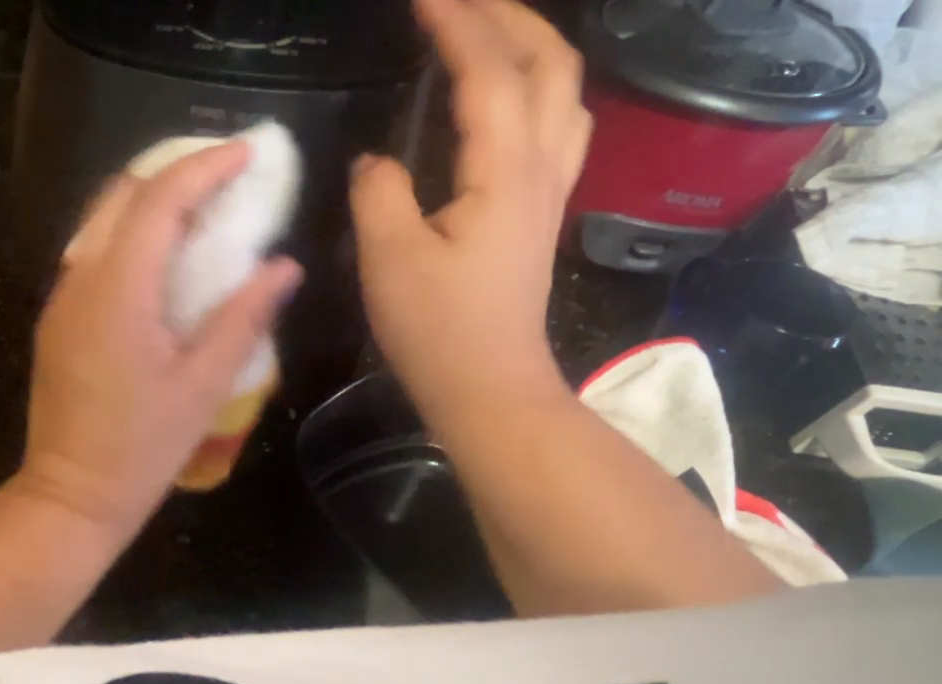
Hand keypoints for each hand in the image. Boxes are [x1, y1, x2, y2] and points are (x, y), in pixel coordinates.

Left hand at [17, 142, 303, 533]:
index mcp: (118, 290)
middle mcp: (80, 280)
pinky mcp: (57, 323)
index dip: (206, 166)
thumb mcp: (203, 387)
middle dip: (176, 174)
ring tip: (202, 213)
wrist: (71, 496)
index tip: (248, 153)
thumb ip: (242, 319)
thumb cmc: (141, 450)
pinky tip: (164, 263)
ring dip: (150, 205)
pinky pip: (93, 257)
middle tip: (228, 180)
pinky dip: (130, 240)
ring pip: (102, 224)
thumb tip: (284, 267)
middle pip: (123, 197)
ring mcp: (62, 301)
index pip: (159, 199)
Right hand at [350, 0, 591, 434]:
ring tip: (488, 31)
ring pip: (563, 92)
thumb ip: (379, 194)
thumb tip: (377, 161)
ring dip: (531, 46)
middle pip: (549, 62)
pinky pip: (557, 127)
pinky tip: (511, 98)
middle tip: (459, 0)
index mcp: (504, 171)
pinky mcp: (540, 216)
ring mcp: (547, 192)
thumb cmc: (438, 331)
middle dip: (507, 15)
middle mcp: (540, 167)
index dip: (457, 22)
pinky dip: (537, 90)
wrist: (489, 388)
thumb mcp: (390, 261)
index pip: (488, 71)